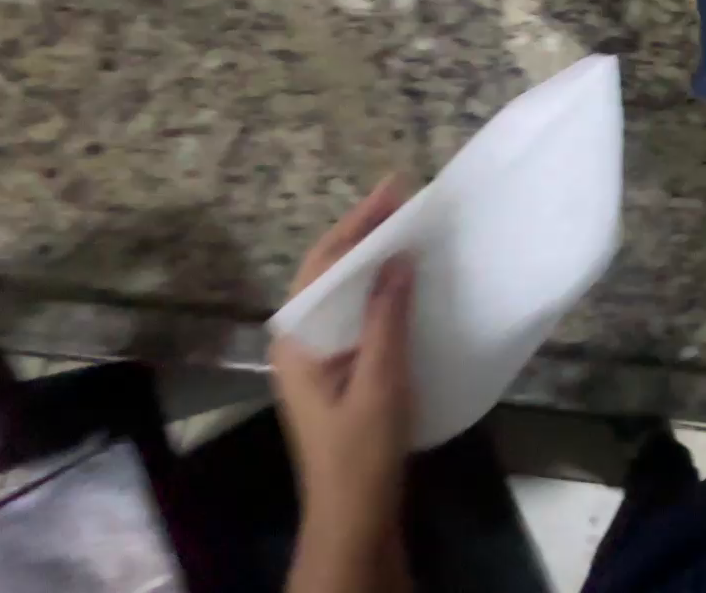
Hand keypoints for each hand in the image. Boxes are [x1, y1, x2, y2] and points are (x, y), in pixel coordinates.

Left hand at [270, 176, 414, 538]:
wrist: (354, 515)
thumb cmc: (362, 451)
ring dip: (371, 256)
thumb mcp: (380, 382)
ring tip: (406, 227)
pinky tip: (406, 279)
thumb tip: (399, 258)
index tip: (391, 190)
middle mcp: (301, 342)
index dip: (356, 225)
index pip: (323, 266)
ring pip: (342, 291)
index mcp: (298, 343)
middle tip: (403, 199)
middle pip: (328, 273)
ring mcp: (319, 356)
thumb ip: (386, 319)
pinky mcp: (340, 368)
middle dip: (362, 232)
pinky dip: (379, 285)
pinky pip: (356, 311)